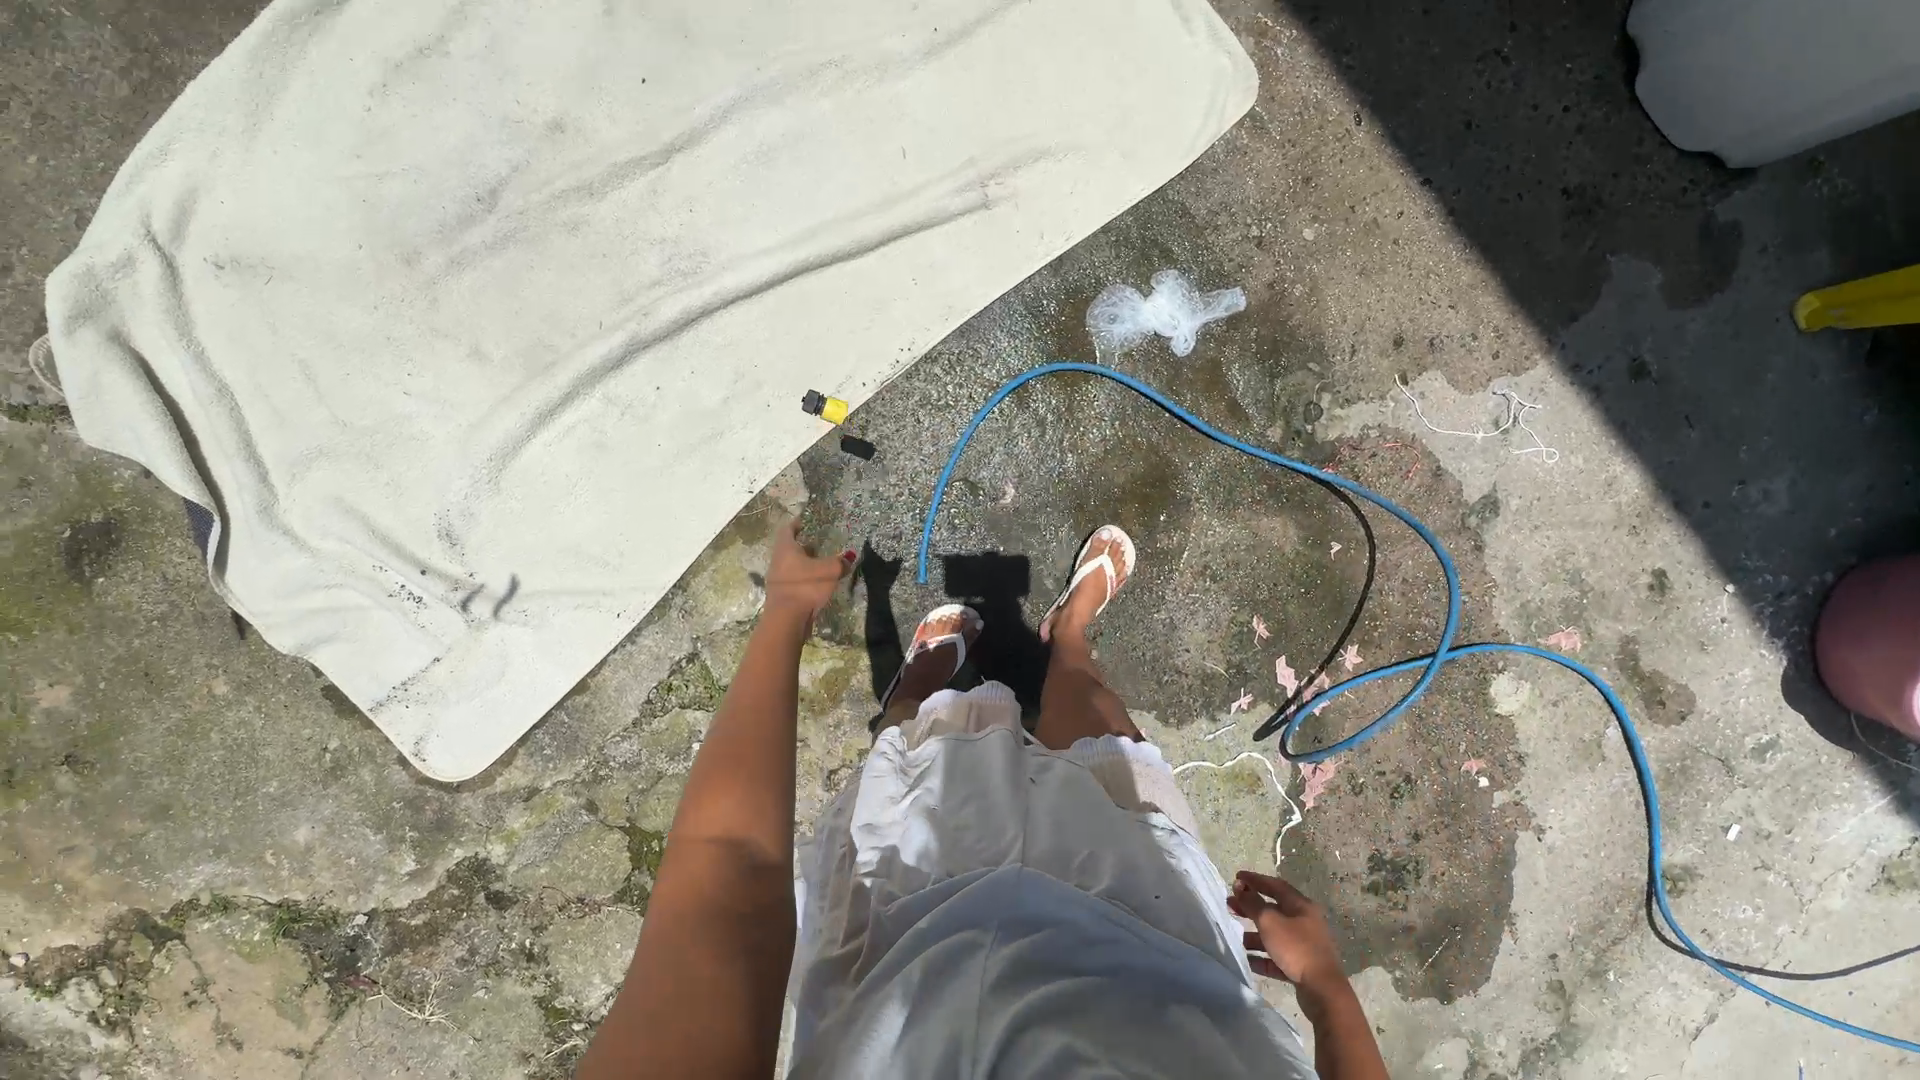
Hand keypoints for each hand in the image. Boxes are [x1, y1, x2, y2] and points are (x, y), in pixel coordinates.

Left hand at [762, 519, 852, 623]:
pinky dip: (805, 578)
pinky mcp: (782, 595)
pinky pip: (794, 580)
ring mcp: (777, 579)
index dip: (798, 523)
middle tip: (821, 543)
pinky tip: (818, 582)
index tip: (809, 521)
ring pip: (792, 565)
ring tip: (823, 563)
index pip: (788, 529)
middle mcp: (778, 561)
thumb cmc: (805, 587)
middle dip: (805, 544)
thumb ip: (841, 563)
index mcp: (786, 549)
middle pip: (790, 547)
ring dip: (805, 563)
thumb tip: (849, 558)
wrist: (786, 620)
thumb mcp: (829, 571)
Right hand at [1228, 870, 1345, 991]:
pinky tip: (1248, 960)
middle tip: (1230, 905)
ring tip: (1236, 937)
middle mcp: (1304, 922)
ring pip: (1274, 935)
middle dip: (1251, 907)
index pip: (1275, 886)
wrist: (1323, 990)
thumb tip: (1240, 887)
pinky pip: (1278, 957)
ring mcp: (1304, 945)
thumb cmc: (1296, 947)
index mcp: (1301, 906)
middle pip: (1273, 910)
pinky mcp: (1302, 966)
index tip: (1236, 878)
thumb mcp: (1269, 921)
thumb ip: (1252, 903)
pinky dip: (1262, 957)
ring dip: (1254, 935)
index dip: (1254, 880)